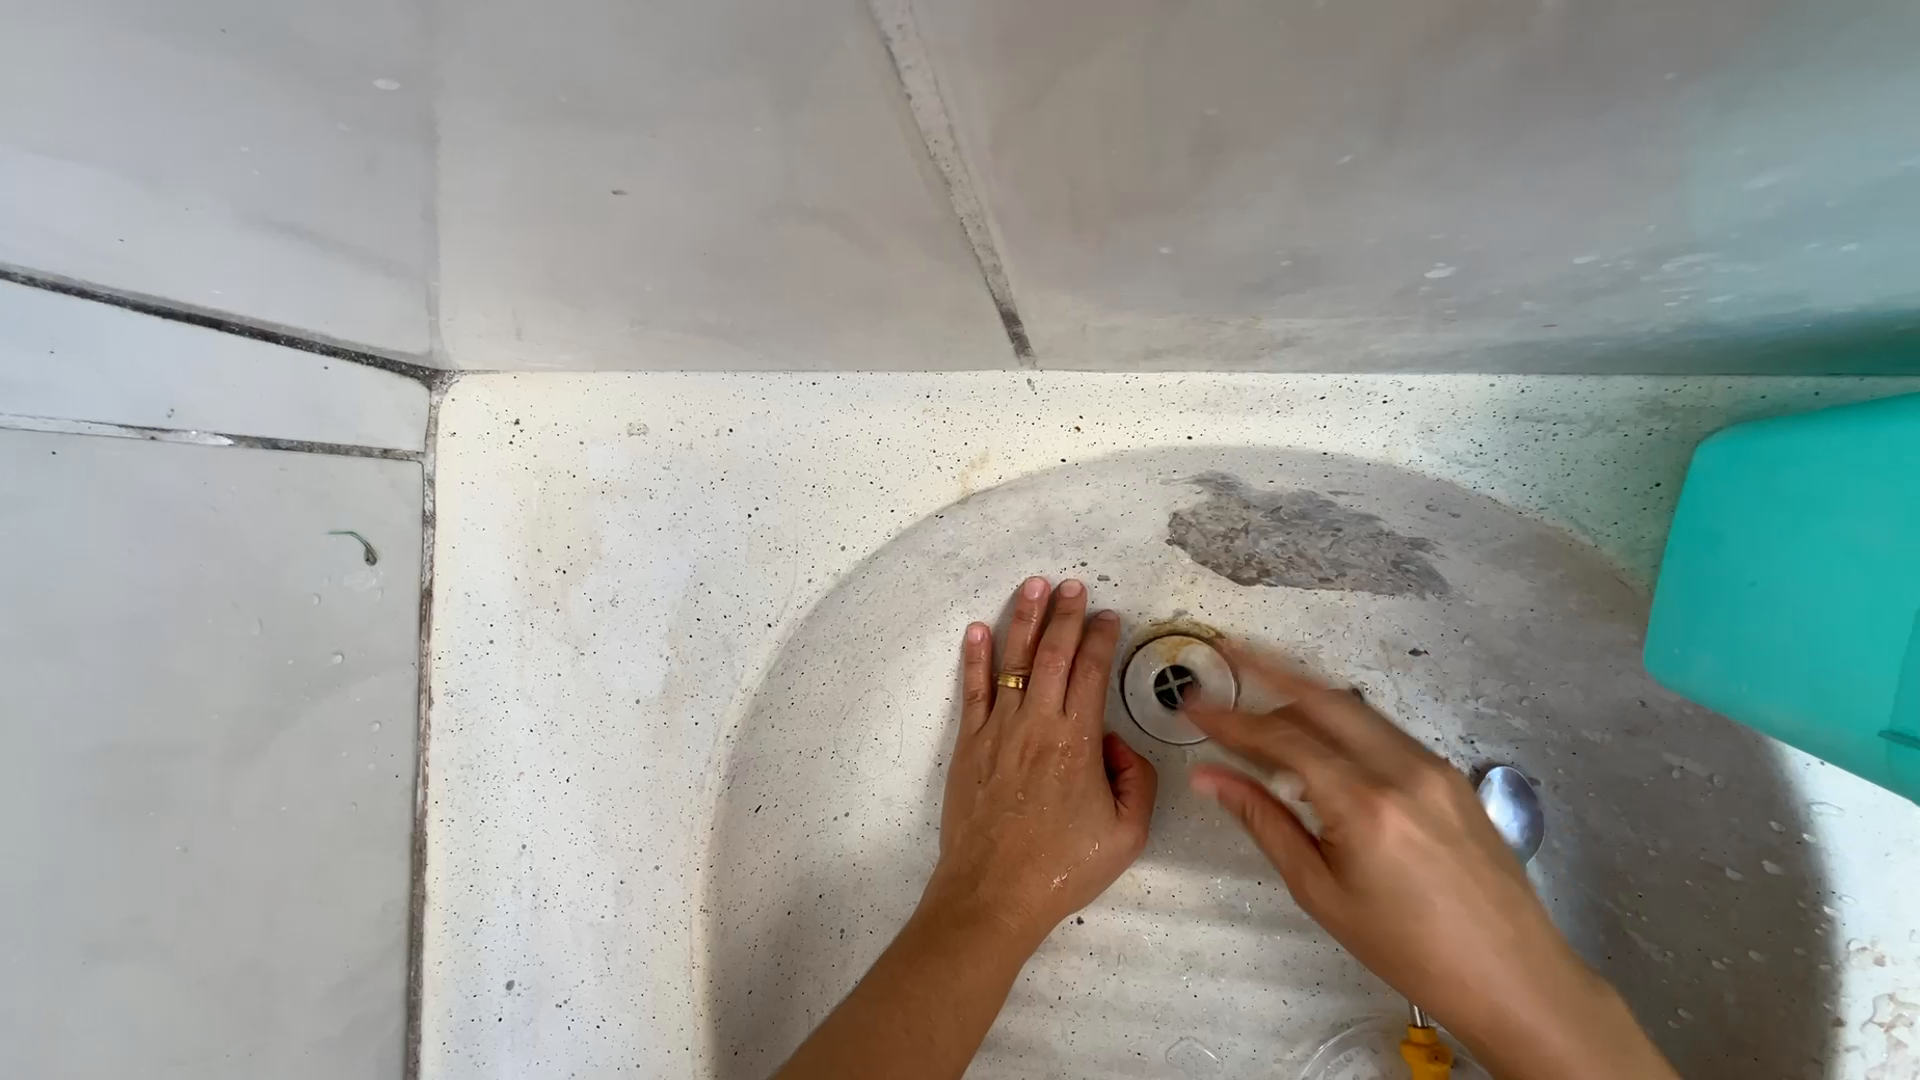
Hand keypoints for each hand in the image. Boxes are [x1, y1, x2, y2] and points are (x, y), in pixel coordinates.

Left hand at [921, 576, 1158, 947]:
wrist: (994, 893)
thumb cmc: (1063, 867)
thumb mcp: (1128, 834)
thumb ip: (1136, 779)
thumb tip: (1115, 742)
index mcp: (1078, 741)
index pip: (1093, 672)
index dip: (1102, 638)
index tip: (1109, 616)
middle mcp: (1038, 723)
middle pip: (1054, 654)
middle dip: (1066, 614)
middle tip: (1074, 585)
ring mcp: (998, 729)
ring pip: (1014, 661)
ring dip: (1025, 620)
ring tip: (1033, 586)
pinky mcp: (969, 743)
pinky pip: (973, 690)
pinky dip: (975, 657)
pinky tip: (978, 630)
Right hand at [1185, 643, 1677, 1079]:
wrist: (1517, 980)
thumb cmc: (1406, 948)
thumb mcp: (1318, 890)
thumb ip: (1261, 820)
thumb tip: (1208, 777)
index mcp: (1364, 805)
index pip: (1281, 740)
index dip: (1230, 719)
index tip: (1193, 706)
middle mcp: (1401, 769)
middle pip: (1321, 700)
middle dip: (1270, 669)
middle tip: (1228, 652)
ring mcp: (1432, 766)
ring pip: (1353, 708)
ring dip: (1302, 693)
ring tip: (1260, 686)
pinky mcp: (1450, 774)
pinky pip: (1380, 729)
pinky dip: (1338, 719)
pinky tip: (1315, 733)